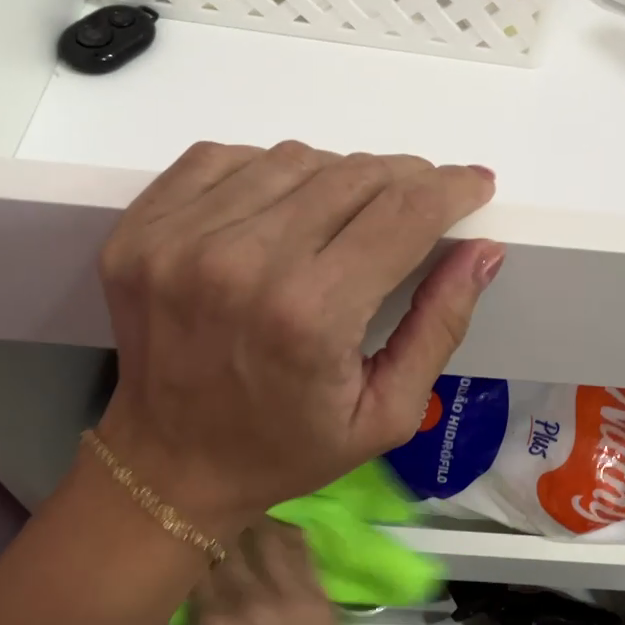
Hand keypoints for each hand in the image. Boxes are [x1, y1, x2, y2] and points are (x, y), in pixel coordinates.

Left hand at [94, 141, 501, 530]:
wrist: (169, 466)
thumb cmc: (286, 449)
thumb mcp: (387, 414)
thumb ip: (440, 326)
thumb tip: (483, 249)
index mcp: (310, 316)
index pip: (403, 213)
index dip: (451, 188)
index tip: (474, 184)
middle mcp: (241, 264)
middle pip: (352, 175)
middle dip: (403, 179)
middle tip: (418, 201)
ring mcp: (180, 240)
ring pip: (291, 159)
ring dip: (337, 175)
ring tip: (349, 212)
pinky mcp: (142, 229)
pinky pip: (222, 158)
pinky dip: (266, 170)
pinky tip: (282, 206)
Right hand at [191, 522, 356, 624]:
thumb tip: (194, 603)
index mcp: (213, 623)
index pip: (196, 567)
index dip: (192, 548)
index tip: (189, 538)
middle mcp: (247, 598)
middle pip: (228, 544)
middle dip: (220, 529)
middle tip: (215, 517)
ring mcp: (286, 591)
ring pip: (265, 535)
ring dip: (253, 522)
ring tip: (246, 514)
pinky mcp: (315, 590)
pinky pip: (300, 547)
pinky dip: (286, 532)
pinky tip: (276, 527)